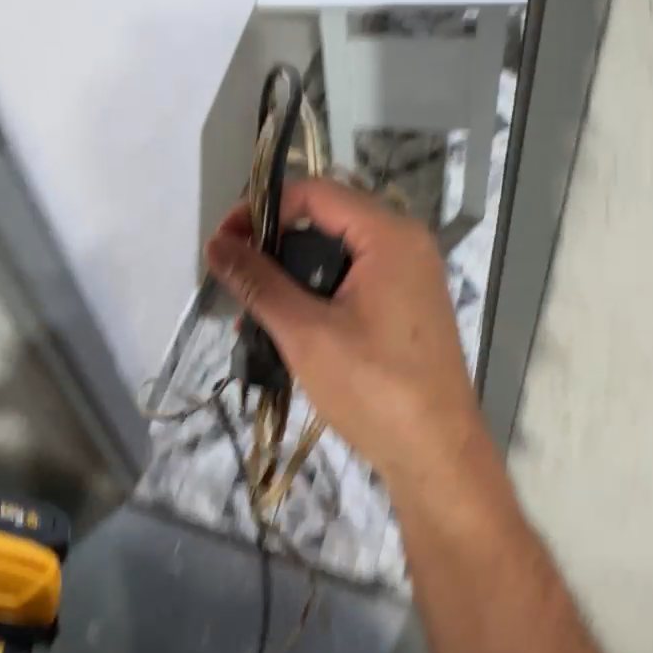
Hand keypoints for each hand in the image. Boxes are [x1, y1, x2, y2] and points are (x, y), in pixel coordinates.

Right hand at [206, 178, 491, 497]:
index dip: (263, 208)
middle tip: (234, 277)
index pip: (314, 193)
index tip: (224, 241)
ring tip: (250, 313)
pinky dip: (315, 295)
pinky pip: (351, 281)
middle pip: (324, 220)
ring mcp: (409, 277)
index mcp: (389, 235)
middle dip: (273, 245)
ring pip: (334, 254)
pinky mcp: (405, 307)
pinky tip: (285, 329)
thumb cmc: (374, 388)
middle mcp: (405, 244)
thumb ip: (258, 281)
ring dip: (289, 276)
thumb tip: (215, 244)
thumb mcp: (305, 331)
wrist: (438, 459)